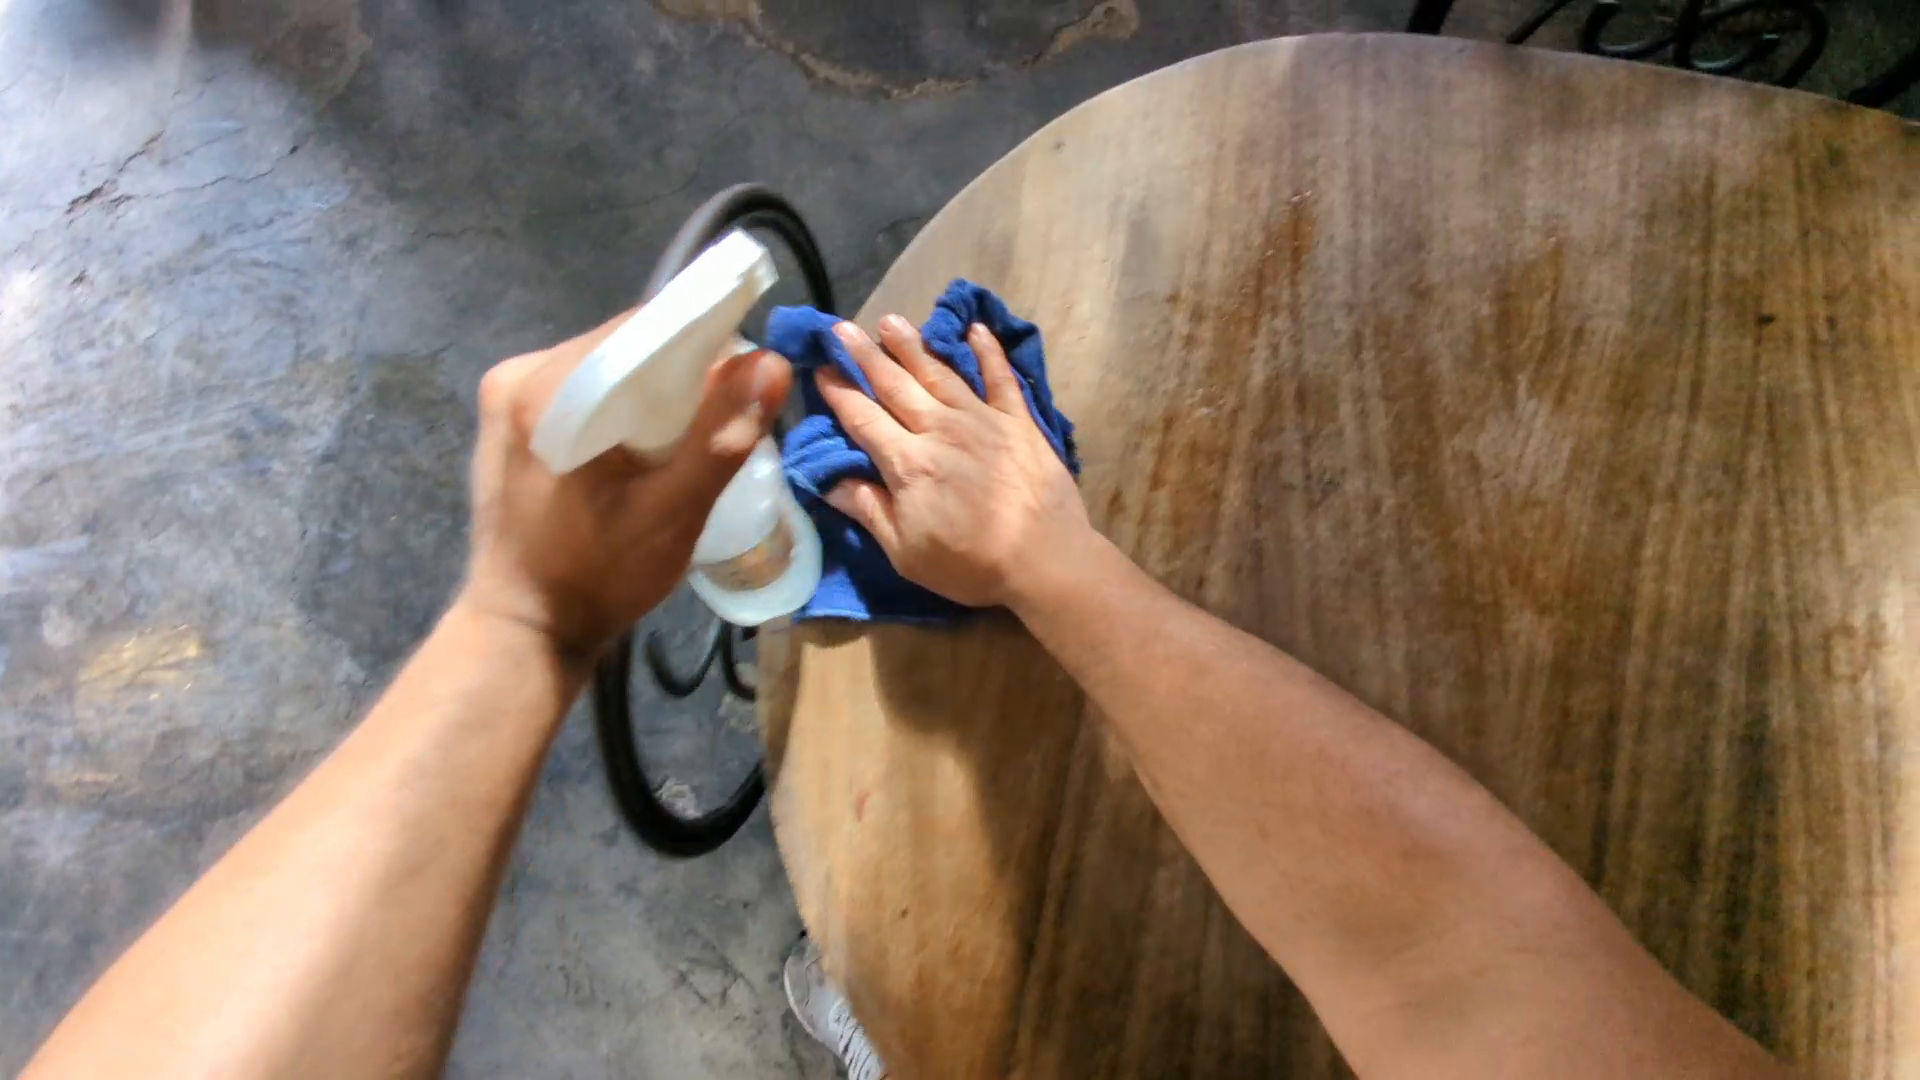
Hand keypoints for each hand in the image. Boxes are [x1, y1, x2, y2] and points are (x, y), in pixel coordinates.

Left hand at [458, 312, 791, 662]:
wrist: (527, 629)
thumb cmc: (600, 575)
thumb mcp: (675, 512)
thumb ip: (723, 438)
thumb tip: (773, 364)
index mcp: (546, 390)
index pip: (640, 330)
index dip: (703, 341)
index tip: (749, 375)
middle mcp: (518, 377)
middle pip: (624, 347)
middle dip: (684, 372)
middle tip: (731, 414)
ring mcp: (509, 398)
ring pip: (610, 369)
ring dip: (659, 391)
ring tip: (699, 431)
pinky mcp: (514, 422)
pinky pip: (590, 392)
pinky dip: (631, 408)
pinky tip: (653, 445)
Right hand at [815, 315, 1092, 609]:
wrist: (1045, 560)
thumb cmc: (970, 564)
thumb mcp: (906, 552)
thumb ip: (870, 511)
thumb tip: (830, 482)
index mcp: (908, 463)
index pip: (863, 419)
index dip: (839, 394)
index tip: (819, 370)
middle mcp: (940, 429)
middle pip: (894, 385)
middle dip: (865, 356)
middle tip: (841, 328)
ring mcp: (982, 420)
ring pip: (939, 373)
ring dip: (912, 346)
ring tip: (891, 321)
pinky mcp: (1018, 422)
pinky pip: (1000, 378)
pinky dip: (988, 352)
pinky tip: (975, 329)